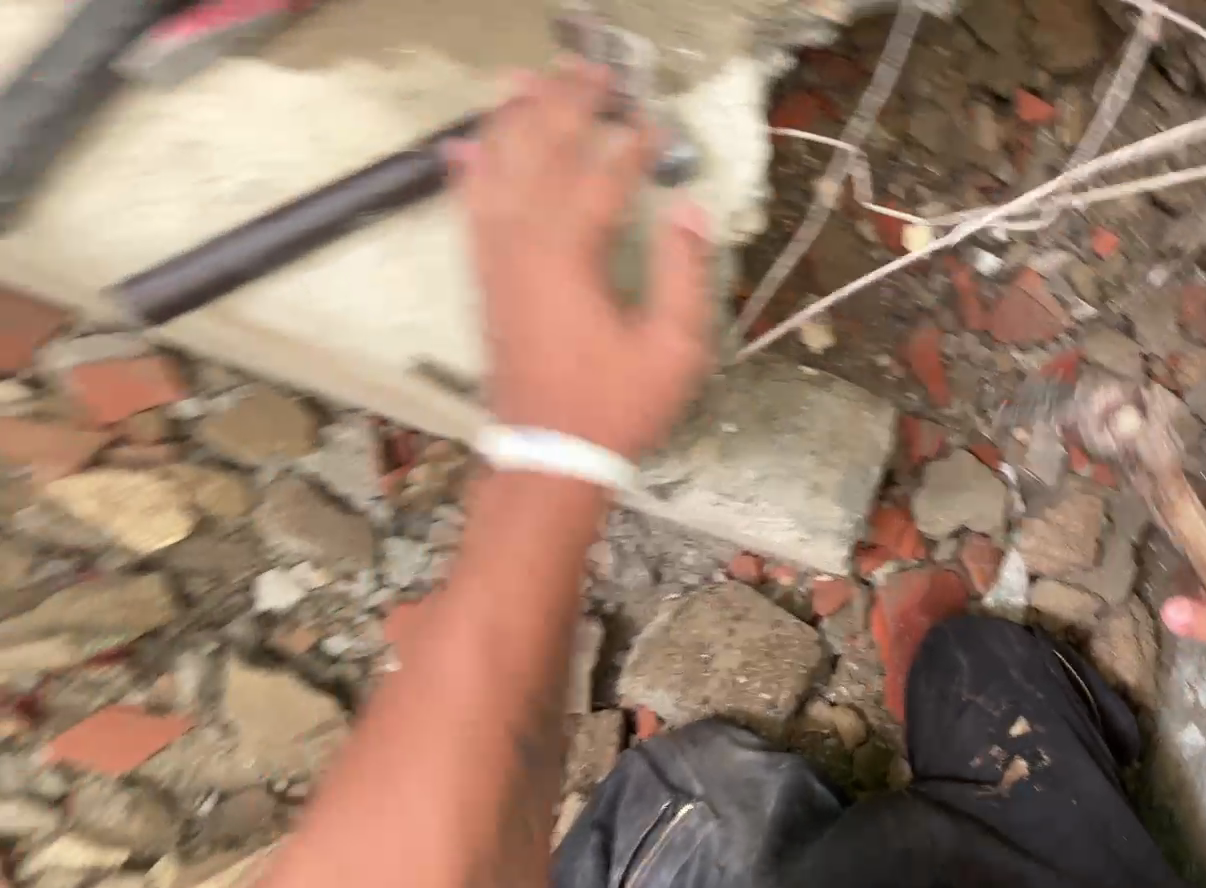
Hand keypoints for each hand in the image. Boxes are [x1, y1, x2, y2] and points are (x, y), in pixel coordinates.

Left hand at [454, 61, 712, 456]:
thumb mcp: (674, 349)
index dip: (633, 145)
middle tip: (595, 69)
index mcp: (570, 253)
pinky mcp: (484, 276)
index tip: (659, 124)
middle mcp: (521, 238)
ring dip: (515, 116)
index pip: (602, 176)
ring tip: (532, 78)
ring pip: (495, 165)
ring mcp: (494, 255)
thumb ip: (684, 275)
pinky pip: (468, 204)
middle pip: (541, 150)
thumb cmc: (620, 404)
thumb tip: (690, 212)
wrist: (551, 452)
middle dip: (569, 103)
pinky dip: (468, 166)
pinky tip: (467, 142)